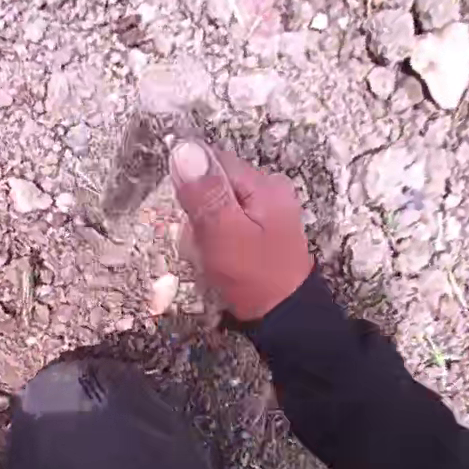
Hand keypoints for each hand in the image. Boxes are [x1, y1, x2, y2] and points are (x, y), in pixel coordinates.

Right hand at [168, 141, 313, 320]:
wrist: (284, 319)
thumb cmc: (254, 278)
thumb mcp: (224, 234)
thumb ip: (204, 193)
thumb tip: (183, 148)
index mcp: (264, 184)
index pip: (212, 163)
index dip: (193, 189)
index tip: (193, 219)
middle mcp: (270, 190)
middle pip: (214, 185)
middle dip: (200, 215)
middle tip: (206, 244)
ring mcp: (267, 211)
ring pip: (216, 207)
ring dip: (206, 232)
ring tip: (214, 257)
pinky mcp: (262, 230)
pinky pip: (227, 225)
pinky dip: (218, 242)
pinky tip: (222, 261)